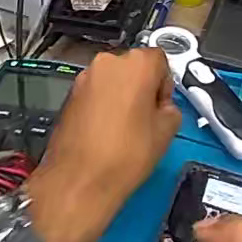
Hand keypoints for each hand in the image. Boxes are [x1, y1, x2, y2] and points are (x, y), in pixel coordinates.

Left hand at [23, 48, 179, 241]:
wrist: (79, 181)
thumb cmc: (126, 154)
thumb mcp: (166, 131)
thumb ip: (171, 107)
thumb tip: (162, 106)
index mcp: (137, 63)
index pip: (160, 60)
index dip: (164, 84)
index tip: (162, 106)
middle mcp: (108, 62)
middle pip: (134, 67)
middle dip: (142, 87)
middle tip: (145, 117)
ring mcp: (85, 77)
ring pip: (113, 79)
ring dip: (121, 95)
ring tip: (124, 128)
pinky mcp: (70, 94)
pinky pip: (95, 91)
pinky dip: (103, 104)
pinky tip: (106, 131)